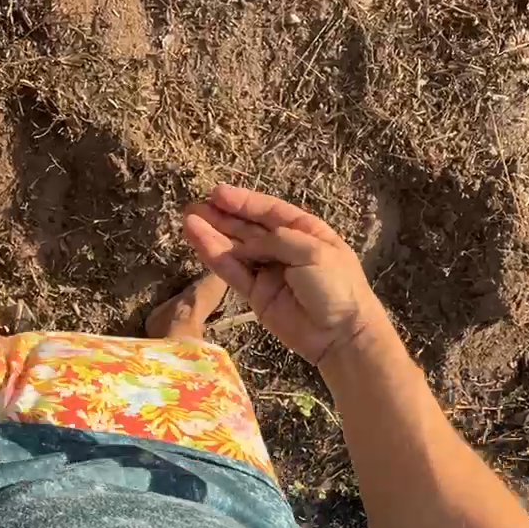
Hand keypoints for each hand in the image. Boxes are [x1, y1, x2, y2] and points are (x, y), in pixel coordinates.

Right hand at [181, 185, 393, 368]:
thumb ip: (278, 241)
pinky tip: (197, 240)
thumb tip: (247, 243)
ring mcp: (267, 273)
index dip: (244, 202)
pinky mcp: (255, 295)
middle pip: (248, 228)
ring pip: (235, 249)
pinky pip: (231, 272)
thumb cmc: (337, 287)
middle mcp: (283, 249)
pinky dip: (214, 257)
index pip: (270, 212)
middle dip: (222, 216)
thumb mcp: (314, 252)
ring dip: (212, 234)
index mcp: (305, 232)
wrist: (340, 335)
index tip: (217, 193)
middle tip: (194, 206)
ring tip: (188, 218)